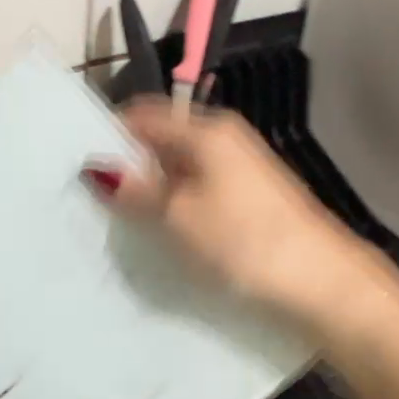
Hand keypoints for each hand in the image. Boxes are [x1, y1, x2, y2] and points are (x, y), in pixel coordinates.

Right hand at [82, 98, 393, 320]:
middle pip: (160, 142)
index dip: (108, 135)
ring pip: (177, 171)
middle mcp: (223, 141)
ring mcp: (237, 172)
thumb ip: (136, 190)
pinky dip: (173, 209)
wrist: (322, 284)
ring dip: (149, 192)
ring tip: (116, 223)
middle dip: (126, 167)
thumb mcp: (179, 216)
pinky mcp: (246, 203)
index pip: (142, 114)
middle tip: (88, 202)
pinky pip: (195, 194)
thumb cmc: (245, 242)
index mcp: (207, 131)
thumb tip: (96, 168)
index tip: (76, 168)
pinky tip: (158, 236)